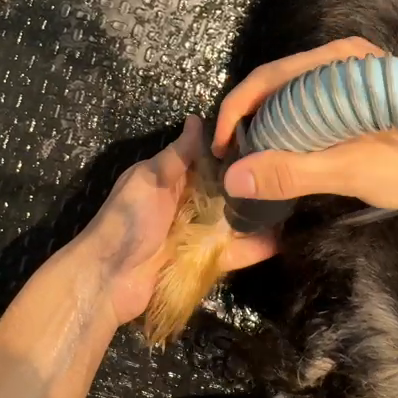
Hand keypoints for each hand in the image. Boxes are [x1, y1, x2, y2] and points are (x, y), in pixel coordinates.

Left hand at [68, 116, 275, 325]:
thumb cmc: (128, 220)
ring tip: (290, 204)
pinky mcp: (202, 262)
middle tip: (286, 171)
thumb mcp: (150, 179)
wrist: (107, 280)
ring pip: (232, 219)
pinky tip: (280, 240)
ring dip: (256, 215)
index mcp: (172, 177)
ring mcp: (196, 233)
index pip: (208, 158)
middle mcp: (187, 201)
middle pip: (224, 189)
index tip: (266, 138)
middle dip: (250, 183)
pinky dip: (253, 247)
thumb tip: (197, 118)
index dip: (232, 150)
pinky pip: (231, 251)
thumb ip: (177, 154)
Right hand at [212, 39, 397, 225]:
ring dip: (269, 121)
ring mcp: (351, 68)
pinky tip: (289, 146)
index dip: (235, 110)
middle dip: (249, 117)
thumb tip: (233, 178)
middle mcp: (340, 55)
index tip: (220, 148)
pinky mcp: (360, 86)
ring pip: (293, 89)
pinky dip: (291, 121)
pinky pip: (311, 97)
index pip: (267, 77)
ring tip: (257, 155)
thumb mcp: (348, 170)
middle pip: (276, 80)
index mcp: (336, 61)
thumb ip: (290, 171)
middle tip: (235, 156)